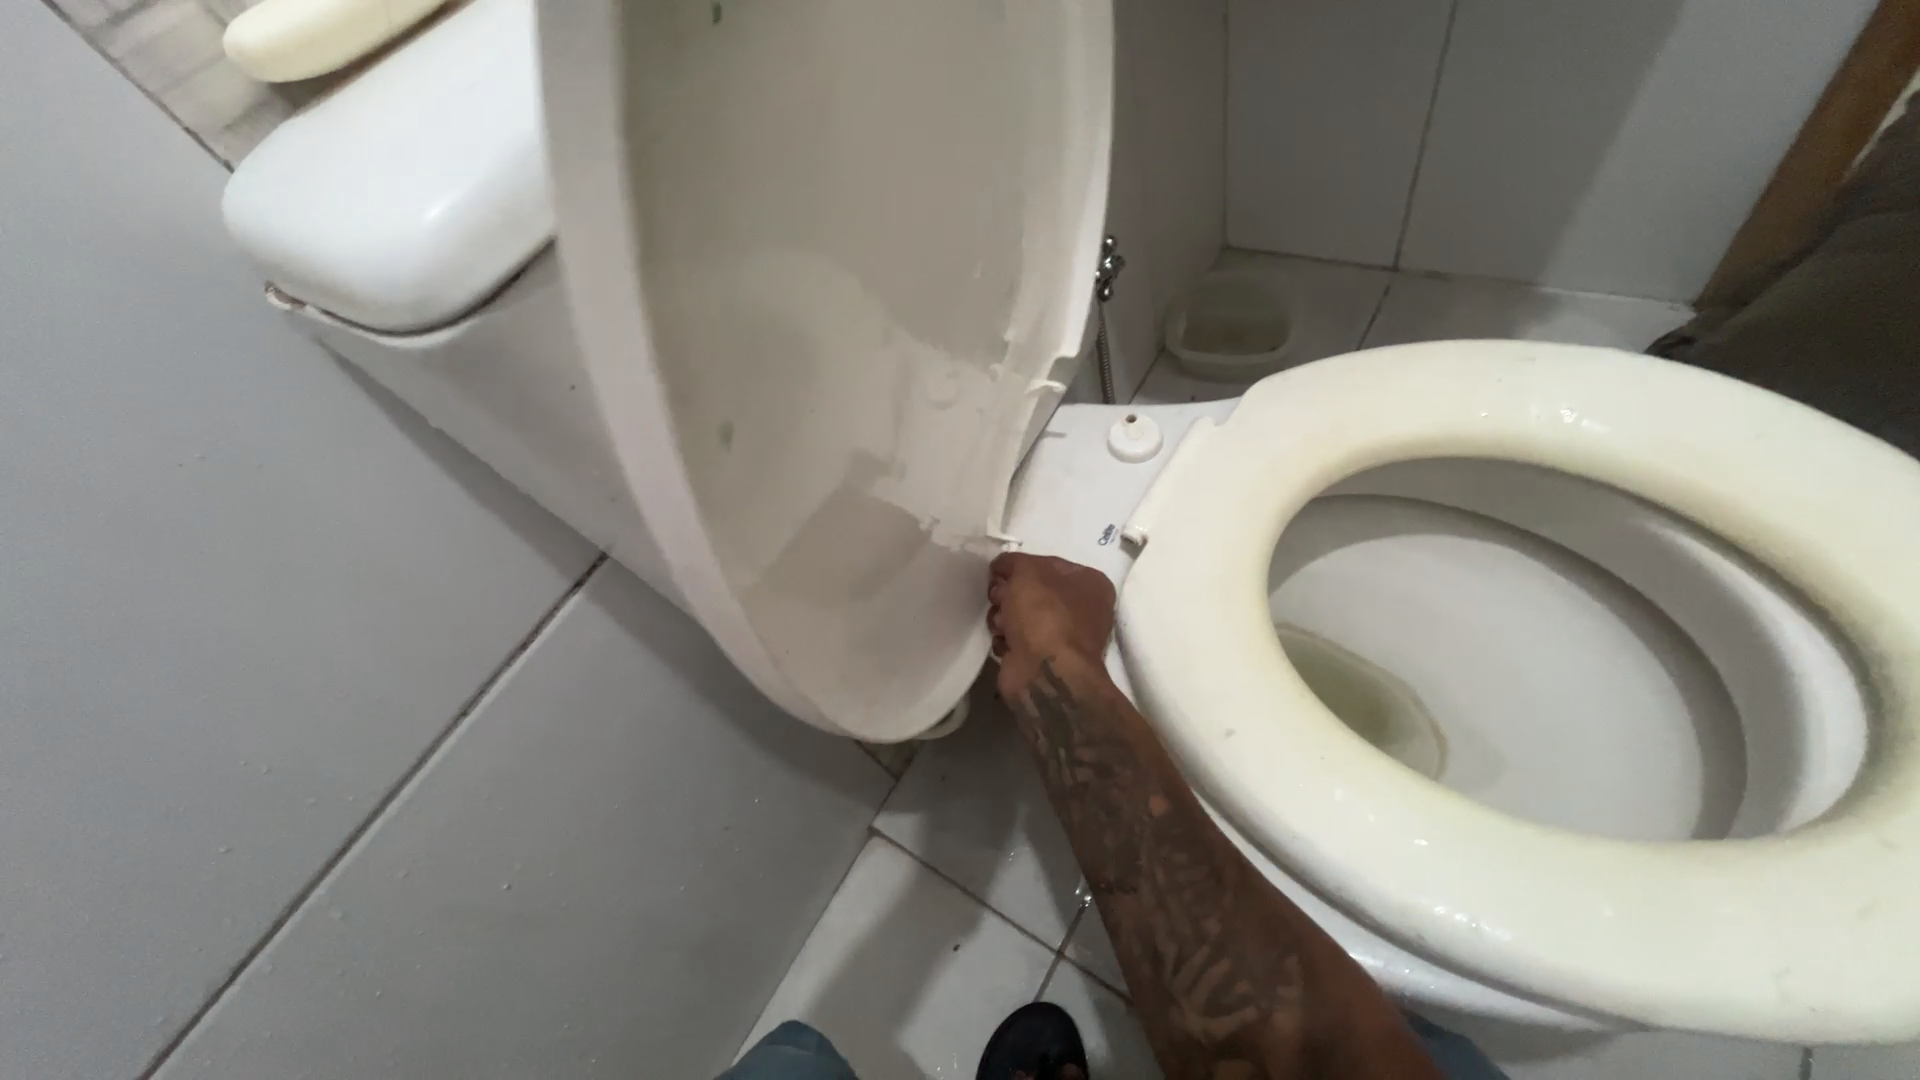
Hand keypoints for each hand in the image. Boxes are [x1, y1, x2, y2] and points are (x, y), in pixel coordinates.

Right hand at [987, 553, 1116, 698]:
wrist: (1044, 671)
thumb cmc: (1044, 613)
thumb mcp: (1027, 571)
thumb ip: (1013, 561)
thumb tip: (1003, 566)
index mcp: (1090, 584)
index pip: (1048, 564)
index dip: (1020, 567)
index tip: (999, 573)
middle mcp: (1082, 610)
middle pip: (1032, 591)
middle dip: (1008, 594)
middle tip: (1000, 599)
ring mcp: (1063, 637)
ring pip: (1020, 615)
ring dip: (1003, 617)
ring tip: (1002, 626)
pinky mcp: (1043, 658)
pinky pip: (1016, 640)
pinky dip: (1006, 640)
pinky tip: (1006, 643)